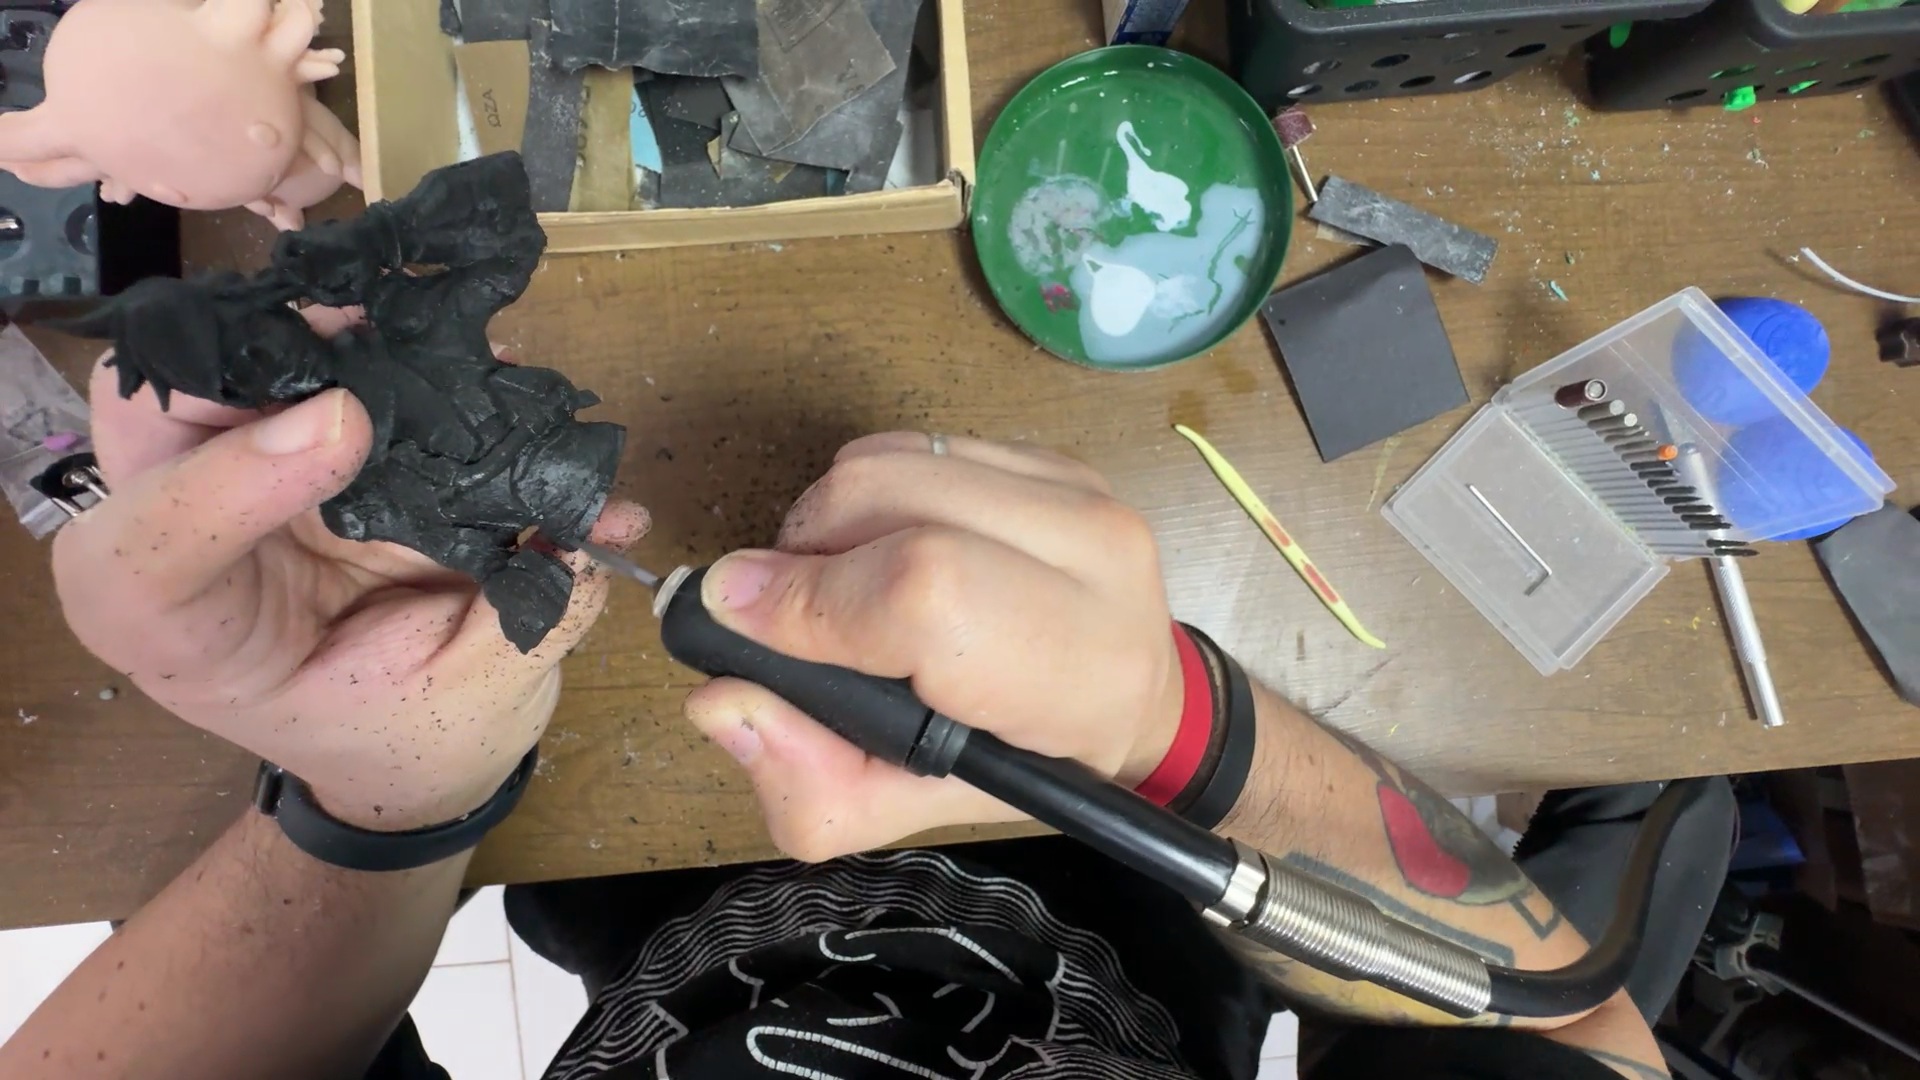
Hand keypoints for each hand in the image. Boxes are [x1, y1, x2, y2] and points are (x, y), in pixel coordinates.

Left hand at [53, 315, 646, 830]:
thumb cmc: (422, 745)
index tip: (348, 425)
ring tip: (472, 351)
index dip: (227, 468)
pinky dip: (456, 388)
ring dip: (384, 354)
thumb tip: (578, 534)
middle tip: (382, 323)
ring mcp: (303, 498)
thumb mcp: (467, 706)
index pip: (149, 536)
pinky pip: (397, 411)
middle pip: (196, 410)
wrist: (425, 752)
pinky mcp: (374, 481)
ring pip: (298, 387)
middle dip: (285, 351)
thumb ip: (522, 623)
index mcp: (201, 627)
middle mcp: (232, 537)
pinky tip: (516, 393)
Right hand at [684, 432, 1182, 860]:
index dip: (813, 599)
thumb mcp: (923, 809)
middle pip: (892, 496)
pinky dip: (871, 491)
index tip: (737, 617)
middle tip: (794, 609)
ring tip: (842, 580)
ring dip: (830, 518)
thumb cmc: (1036, 759)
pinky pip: (916, 445)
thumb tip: (720, 697)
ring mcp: (1073, 488)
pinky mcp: (1048, 458)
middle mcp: (1088, 551)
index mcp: (1073, 661)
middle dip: (803, 551)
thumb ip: (817, 781)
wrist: (1136, 690)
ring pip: (892, 459)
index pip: (925, 589)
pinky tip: (887, 543)